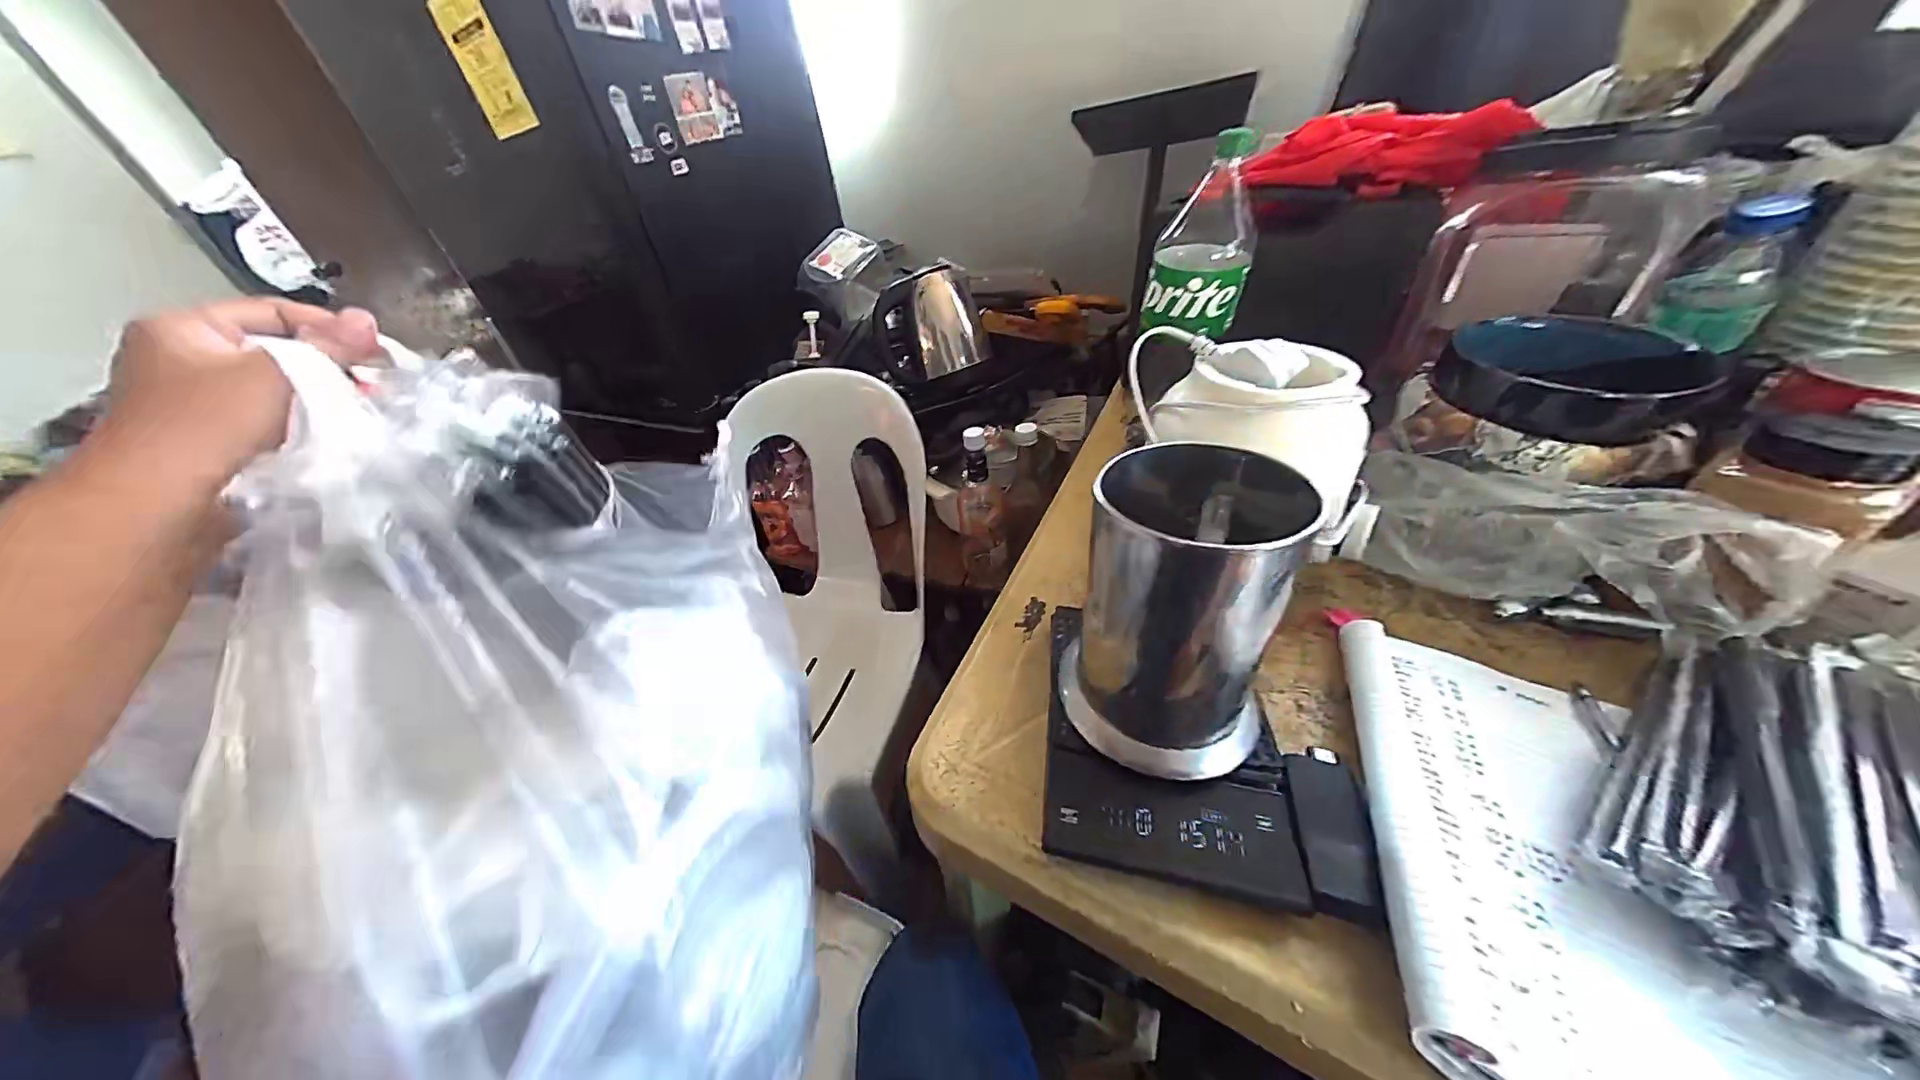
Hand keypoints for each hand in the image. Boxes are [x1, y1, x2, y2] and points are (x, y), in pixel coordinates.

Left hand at [94, 299, 381, 486]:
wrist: (164, 500)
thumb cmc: (209, 425)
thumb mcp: (276, 374)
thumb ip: (326, 346)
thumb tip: (366, 320)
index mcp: (182, 328)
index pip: (271, 311)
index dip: (326, 326)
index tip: (373, 348)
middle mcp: (182, 357)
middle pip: (276, 349)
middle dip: (328, 365)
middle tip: (372, 381)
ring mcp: (195, 399)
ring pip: (276, 385)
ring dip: (320, 394)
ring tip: (361, 406)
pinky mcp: (214, 436)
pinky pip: (271, 415)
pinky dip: (304, 420)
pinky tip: (333, 429)